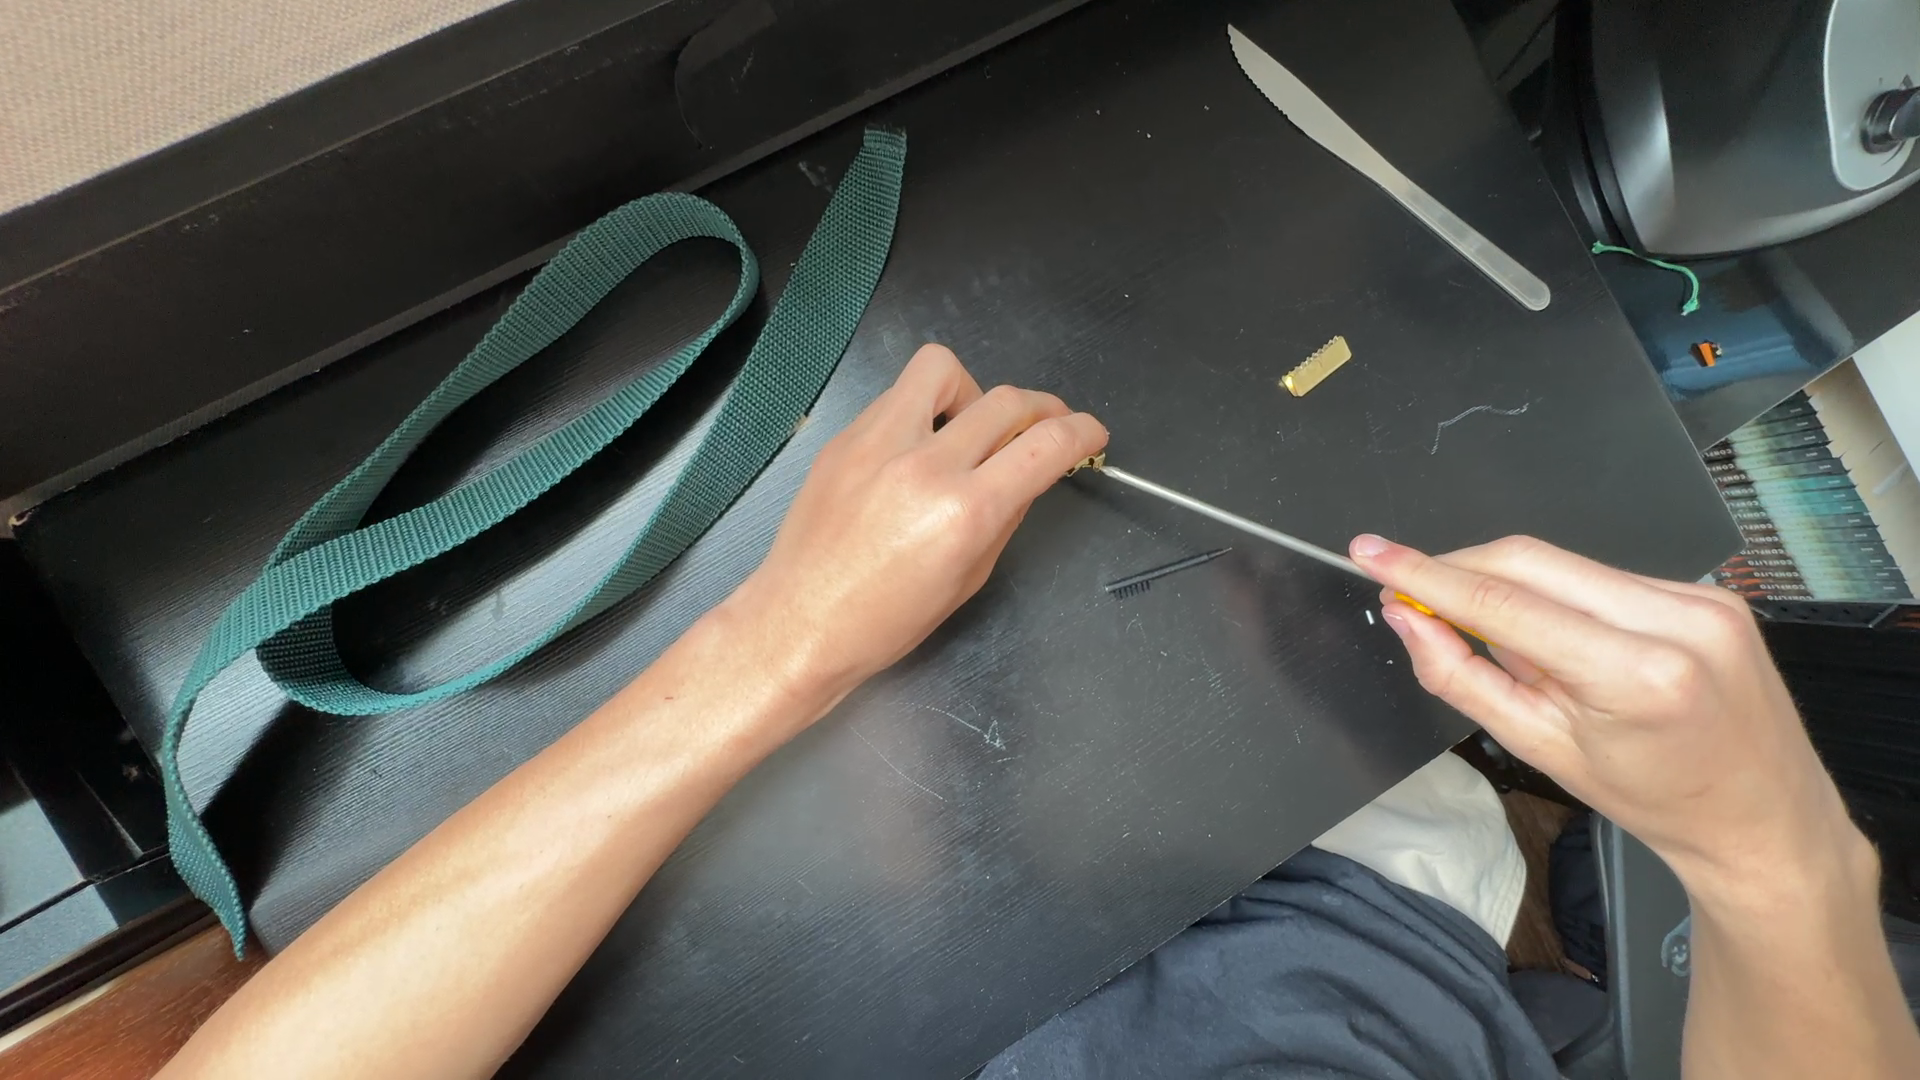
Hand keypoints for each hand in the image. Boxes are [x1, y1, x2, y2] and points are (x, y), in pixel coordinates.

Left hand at [729, 343, 1106, 705]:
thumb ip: (1004, 516)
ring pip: (942, 367)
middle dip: (1044, 409)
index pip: (1046, 445)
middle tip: (1045, 427)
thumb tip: (1026, 474)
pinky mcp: (845, 437)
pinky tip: (916, 446)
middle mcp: (924, 464)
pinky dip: (923, 411)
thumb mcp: (968, 578)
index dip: (1083, 432)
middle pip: (1007, 400)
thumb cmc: (888, 622)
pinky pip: (898, 396)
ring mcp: (877, 442)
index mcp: (965, 511)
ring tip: (967, 427)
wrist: (800, 622)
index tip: (1091, 434)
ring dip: (973, 390)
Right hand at [1350, 533, 1865, 901]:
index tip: (1369, 552)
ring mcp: (1697, 598)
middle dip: (1452, 569)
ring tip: (1481, 630)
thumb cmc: (1646, 795)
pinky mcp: (1703, 591)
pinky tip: (1542, 631)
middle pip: (1525, 560)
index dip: (1422, 573)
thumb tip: (1405, 618)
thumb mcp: (1534, 744)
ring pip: (1555, 562)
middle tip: (1404, 592)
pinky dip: (1543, 592)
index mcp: (1635, 673)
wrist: (1764, 816)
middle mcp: (1676, 620)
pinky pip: (1589, 573)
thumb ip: (1458, 675)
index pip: (1499, 601)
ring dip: (1496, 583)